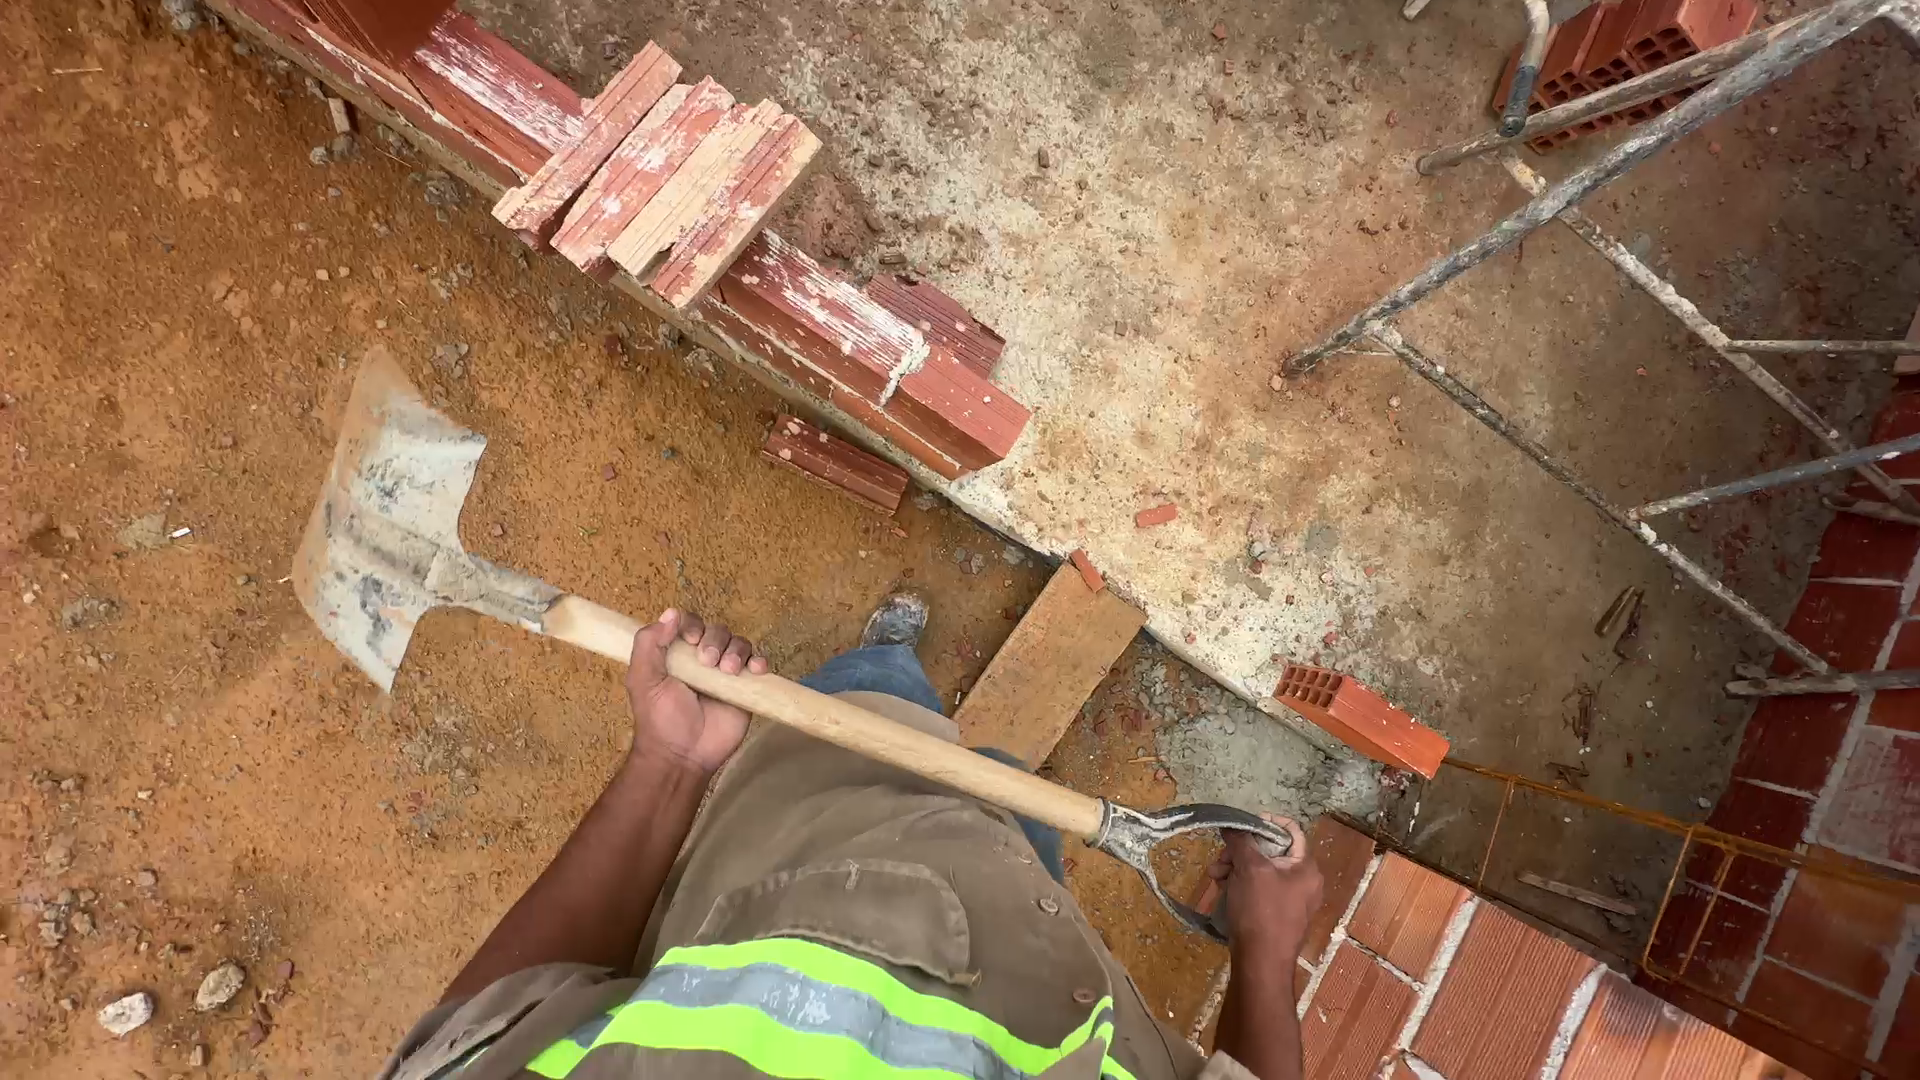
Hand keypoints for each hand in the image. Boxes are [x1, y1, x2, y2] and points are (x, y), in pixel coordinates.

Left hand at [625, 609, 767, 773]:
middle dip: (715, 641)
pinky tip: (756, 670)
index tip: (692, 640)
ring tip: (728, 671)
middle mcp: (702, 659)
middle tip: (708, 663)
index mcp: (677, 654)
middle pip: (718, 631)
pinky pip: (758, 664)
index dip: (693, 625)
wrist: (684, 755)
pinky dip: (760, 661)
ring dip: (737, 651)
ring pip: (740, 643)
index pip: (689, 624)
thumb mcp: (643, 680)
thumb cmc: (660, 718)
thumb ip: (649, 644)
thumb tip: (670, 612)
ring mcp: (726, 673)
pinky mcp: (746, 687)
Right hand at [1207, 815, 1323, 959]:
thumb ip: (1241, 840)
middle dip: (1241, 849)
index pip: (1290, 830)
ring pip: (1259, 867)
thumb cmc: (1261, 910)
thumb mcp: (1249, 868)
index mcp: (1306, 868)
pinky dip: (1238, 882)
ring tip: (1215, 875)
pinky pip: (1257, 885)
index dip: (1266, 822)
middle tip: (1222, 856)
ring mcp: (1290, 898)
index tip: (1242, 824)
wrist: (1260, 962)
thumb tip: (1230, 824)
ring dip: (1234, 866)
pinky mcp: (1275, 911)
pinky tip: (1222, 887)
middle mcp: (1302, 881)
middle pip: (1270, 849)